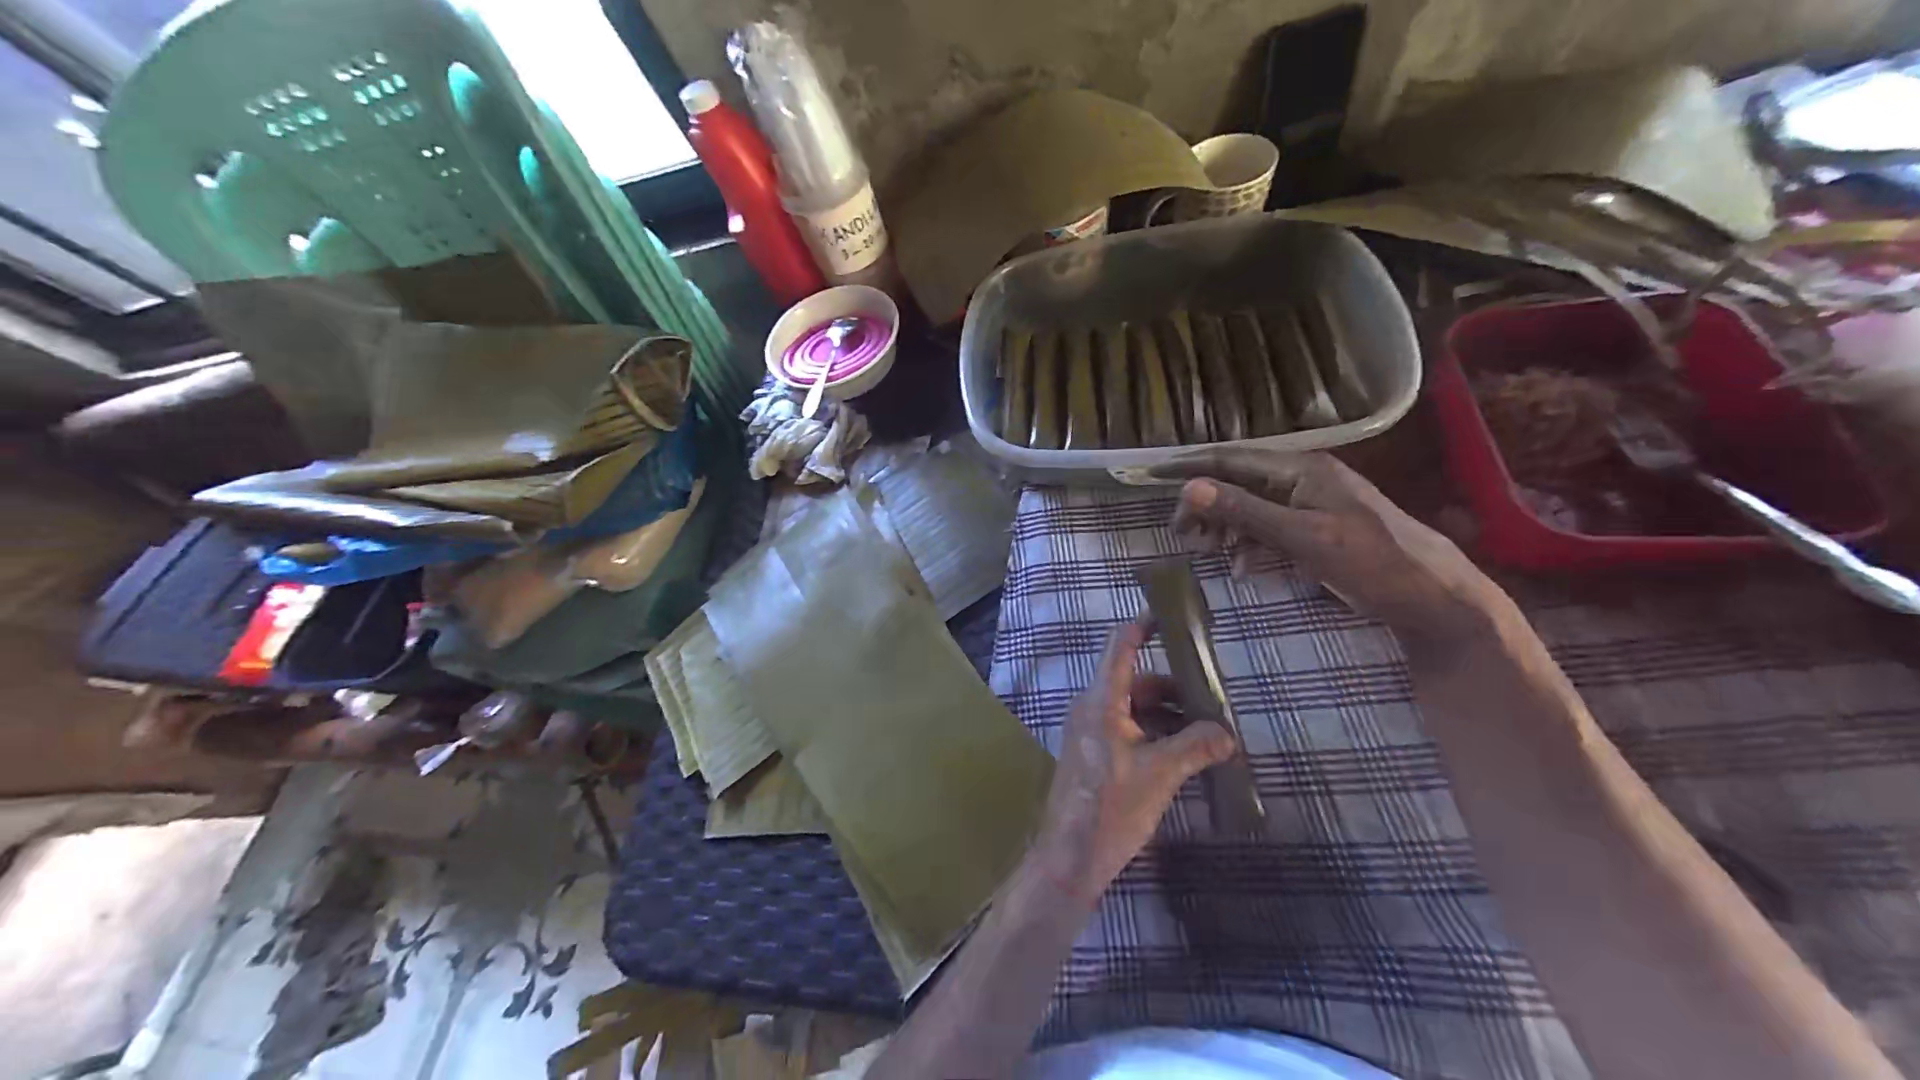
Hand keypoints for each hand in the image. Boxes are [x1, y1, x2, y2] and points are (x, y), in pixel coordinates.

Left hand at [1027, 617, 1236, 904]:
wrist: (1071, 855)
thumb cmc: (1111, 806)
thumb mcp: (1160, 774)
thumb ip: (1195, 747)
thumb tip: (1228, 734)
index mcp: (1102, 701)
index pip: (1121, 646)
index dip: (1145, 624)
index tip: (1173, 614)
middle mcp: (1093, 708)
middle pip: (1137, 680)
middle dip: (1176, 687)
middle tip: (1215, 698)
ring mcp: (1092, 730)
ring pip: (1136, 707)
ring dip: (1169, 714)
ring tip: (1209, 731)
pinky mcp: (1095, 752)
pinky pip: (1130, 728)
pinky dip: (1157, 732)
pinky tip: (1186, 752)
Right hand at [1151, 448, 1510, 647]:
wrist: (1434, 597)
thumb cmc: (1372, 562)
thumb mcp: (1303, 538)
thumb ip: (1245, 512)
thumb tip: (1190, 488)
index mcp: (1301, 468)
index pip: (1231, 459)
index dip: (1189, 467)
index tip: (1151, 477)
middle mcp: (1303, 477)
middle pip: (1238, 482)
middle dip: (1206, 505)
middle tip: (1182, 535)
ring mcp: (1311, 504)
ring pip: (1251, 507)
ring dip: (1226, 527)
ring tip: (1208, 552)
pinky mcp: (1317, 529)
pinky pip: (1269, 529)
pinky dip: (1250, 545)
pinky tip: (1243, 567)